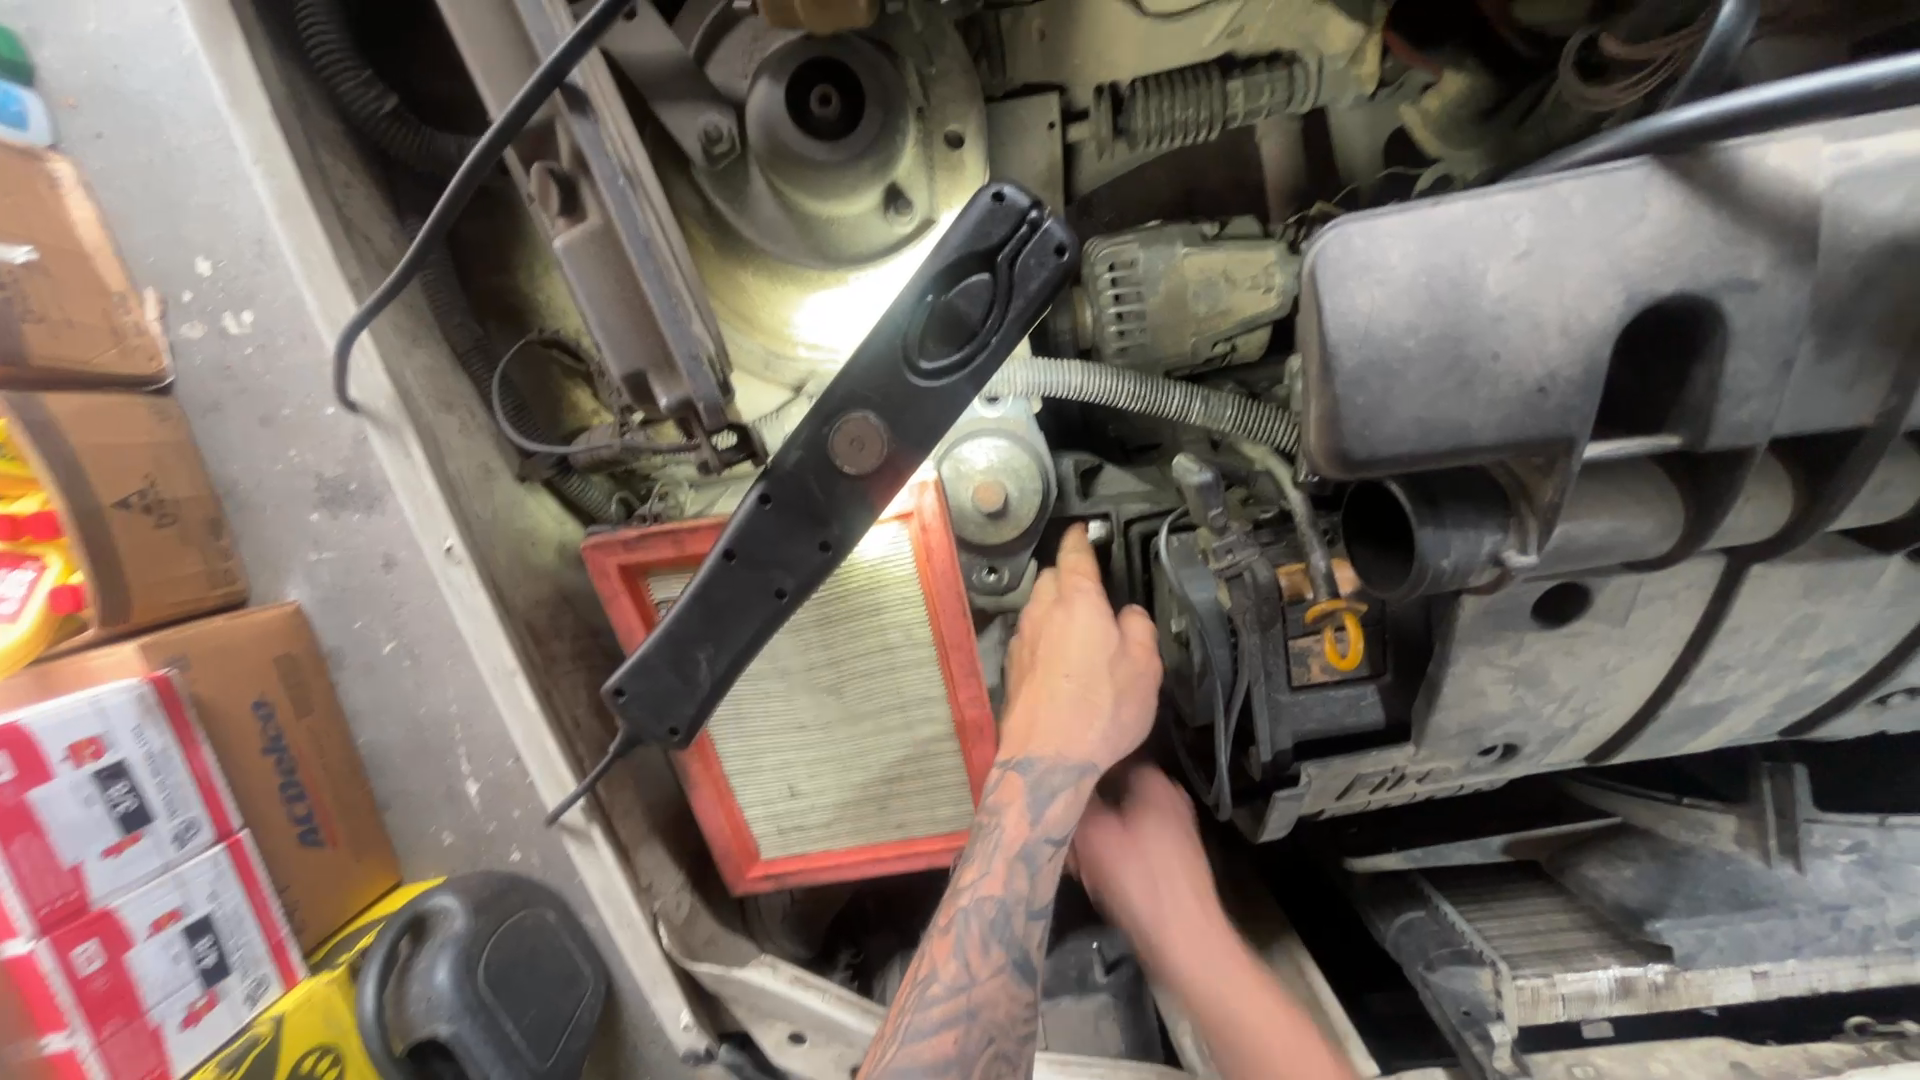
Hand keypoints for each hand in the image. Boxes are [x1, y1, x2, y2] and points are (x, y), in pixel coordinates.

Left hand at [1000, 525, 1161, 770]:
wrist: (1047, 757)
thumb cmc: (1101, 709)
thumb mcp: (1145, 666)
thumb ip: (1140, 628)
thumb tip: (1129, 614)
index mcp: (1077, 602)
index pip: (1073, 554)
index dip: (1079, 538)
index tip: (1083, 530)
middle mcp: (1042, 613)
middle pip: (1050, 578)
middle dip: (1067, 576)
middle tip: (1092, 593)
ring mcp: (1022, 640)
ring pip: (1037, 608)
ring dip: (1055, 609)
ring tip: (1081, 632)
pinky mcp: (1012, 667)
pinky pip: (1030, 637)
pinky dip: (1044, 637)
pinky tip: (1062, 662)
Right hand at [1071, 763, 1226, 969]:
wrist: (1186, 942)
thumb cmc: (1138, 880)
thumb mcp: (1094, 833)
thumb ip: (1074, 799)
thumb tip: (1060, 779)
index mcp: (1155, 779)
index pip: (1107, 758)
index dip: (1078, 774)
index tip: (1056, 791)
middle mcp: (1169, 796)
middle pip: (1112, 793)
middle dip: (1085, 813)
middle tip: (1064, 835)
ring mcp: (1175, 828)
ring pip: (1119, 822)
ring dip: (1095, 840)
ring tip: (1077, 863)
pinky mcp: (1173, 859)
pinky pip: (1132, 846)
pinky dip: (1113, 857)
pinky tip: (1098, 879)